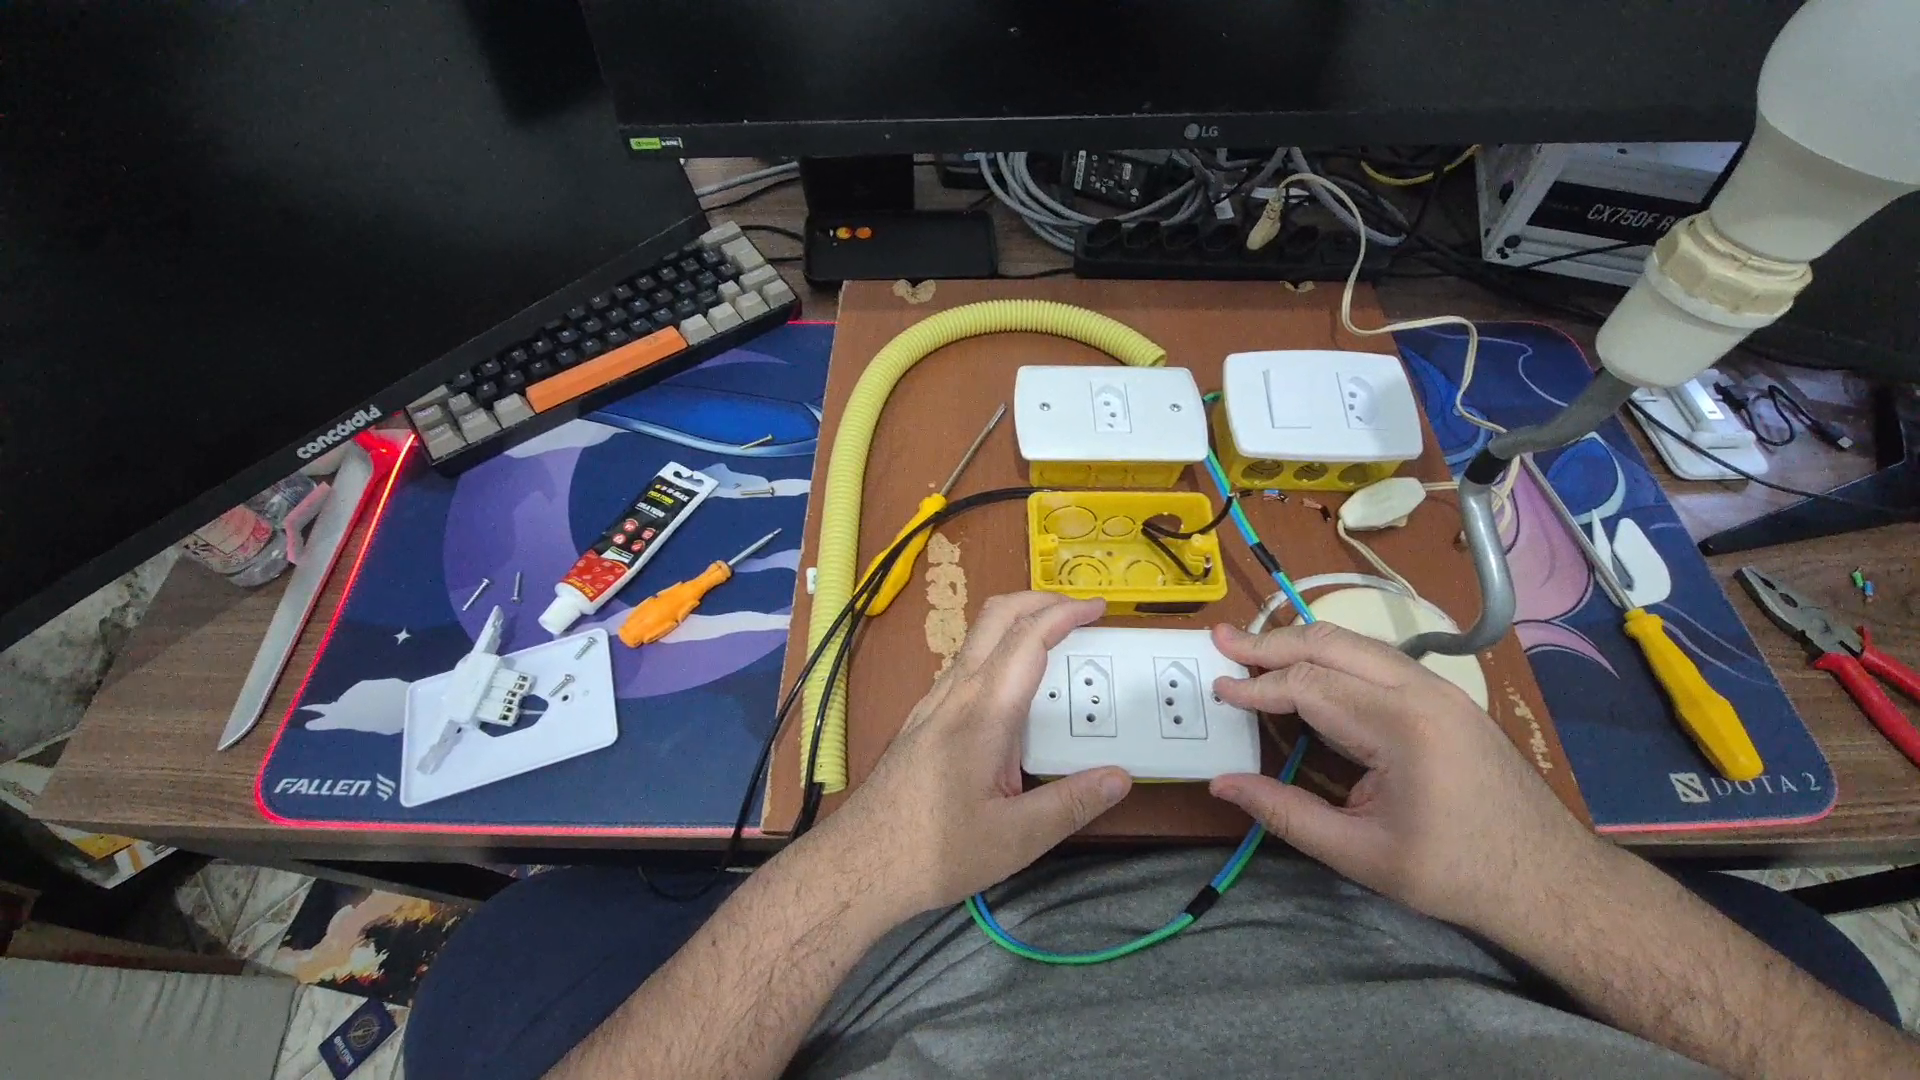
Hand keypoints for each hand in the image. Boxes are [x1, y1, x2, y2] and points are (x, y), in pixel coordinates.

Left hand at [820, 592, 1132, 917]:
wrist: (859, 863)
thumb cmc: (936, 850)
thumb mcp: (1016, 838)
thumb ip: (1071, 803)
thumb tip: (1120, 776)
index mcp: (983, 712)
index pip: (1027, 639)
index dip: (1064, 613)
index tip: (1097, 607)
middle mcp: (955, 693)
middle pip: (995, 618)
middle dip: (1039, 601)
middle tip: (1079, 612)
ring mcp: (934, 702)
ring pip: (978, 640)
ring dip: (1018, 626)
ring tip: (1058, 648)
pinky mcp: (925, 719)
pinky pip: (967, 667)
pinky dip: (1000, 654)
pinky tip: (1018, 695)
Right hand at [1206, 621, 1602, 934]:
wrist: (1553, 880)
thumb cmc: (1455, 872)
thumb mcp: (1359, 853)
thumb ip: (1284, 812)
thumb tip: (1221, 783)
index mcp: (1402, 728)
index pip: (1309, 684)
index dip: (1257, 686)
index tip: (1218, 689)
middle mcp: (1422, 691)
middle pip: (1330, 643)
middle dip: (1270, 641)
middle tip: (1222, 640)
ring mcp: (1439, 688)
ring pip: (1354, 642)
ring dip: (1300, 642)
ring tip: (1253, 648)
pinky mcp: (1445, 696)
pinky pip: (1375, 659)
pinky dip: (1330, 656)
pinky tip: (1306, 668)